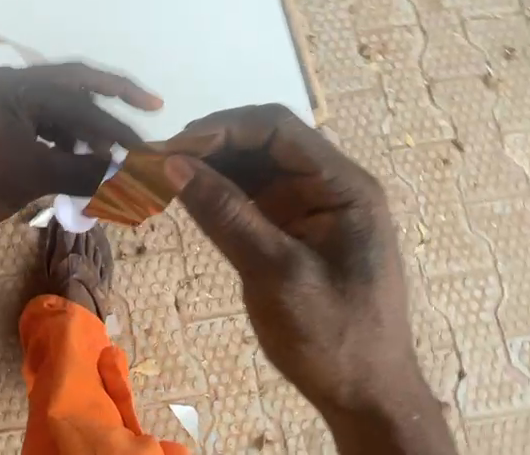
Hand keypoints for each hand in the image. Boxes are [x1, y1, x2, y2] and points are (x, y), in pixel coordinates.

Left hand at [0, 63, 162, 240]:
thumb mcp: (31, 175)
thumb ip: (83, 173)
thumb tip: (128, 178)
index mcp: (18, 85)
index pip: (81, 94)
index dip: (119, 118)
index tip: (148, 141)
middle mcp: (8, 85)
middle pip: (70, 87)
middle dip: (109, 101)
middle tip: (147, 108)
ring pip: (52, 109)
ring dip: (82, 128)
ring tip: (107, 155)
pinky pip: (35, 125)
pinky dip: (59, 142)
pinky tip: (74, 162)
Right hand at [167, 106, 441, 435]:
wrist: (369, 401)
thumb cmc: (333, 338)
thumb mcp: (276, 274)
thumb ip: (225, 213)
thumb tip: (172, 163)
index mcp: (342, 185)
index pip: (276, 128)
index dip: (222, 129)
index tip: (176, 148)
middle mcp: (327, 183)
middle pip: (262, 139)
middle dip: (211, 144)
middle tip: (161, 160)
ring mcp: (310, 204)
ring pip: (252, 162)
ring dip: (210, 164)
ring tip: (164, 173)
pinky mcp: (293, 225)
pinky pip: (251, 191)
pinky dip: (217, 189)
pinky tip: (187, 194)